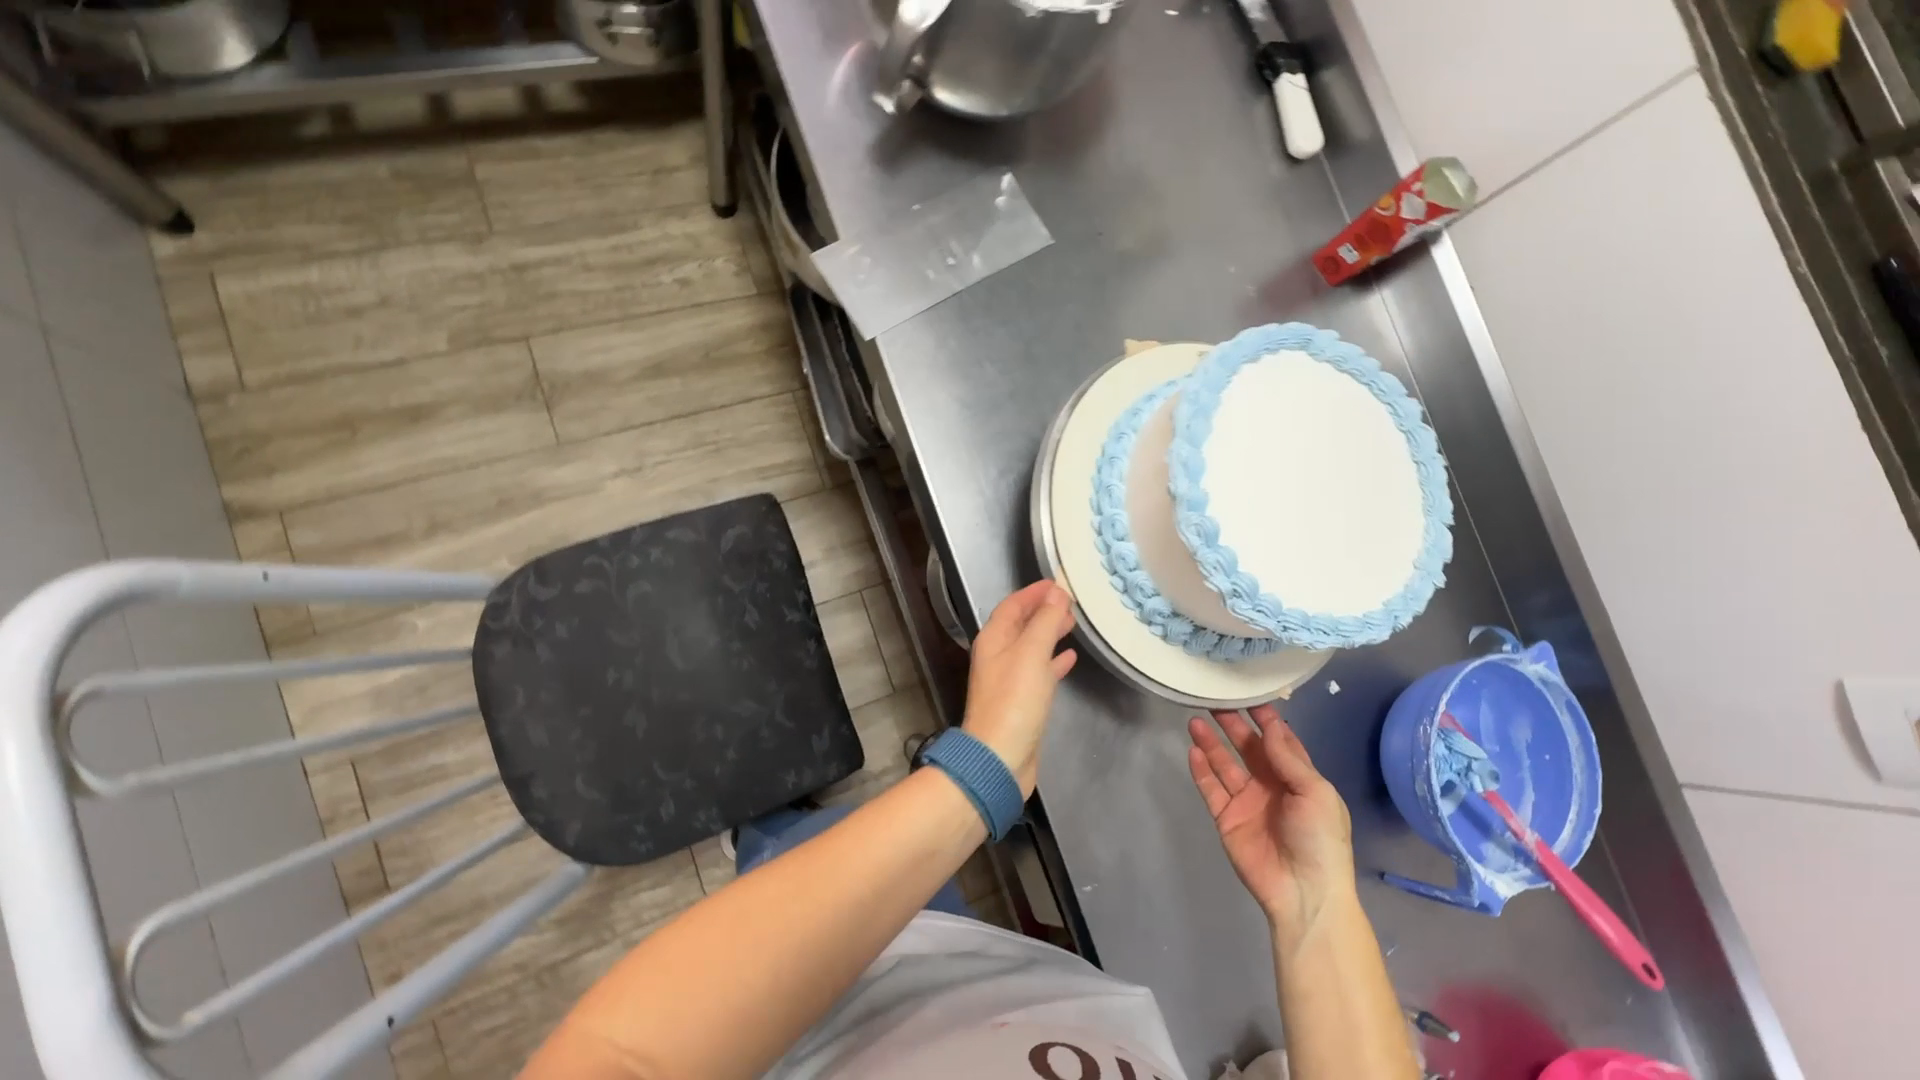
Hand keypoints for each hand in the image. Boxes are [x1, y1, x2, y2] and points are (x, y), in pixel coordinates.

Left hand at [961, 580, 1077, 795]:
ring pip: (1031, 647)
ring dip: (1049, 633)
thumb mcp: (1031, 654)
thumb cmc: (1013, 702)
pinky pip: (1039, 671)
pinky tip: (1069, 659)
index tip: (1057, 582)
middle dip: (1043, 611)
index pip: (1012, 606)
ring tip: (1073, 624)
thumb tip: (1057, 592)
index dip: (1033, 592)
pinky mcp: (1022, 702)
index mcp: (994, 640)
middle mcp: (998, 656)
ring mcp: (1009, 680)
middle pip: (1020, 625)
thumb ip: (1044, 621)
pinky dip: (1053, 661)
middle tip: (1070, 602)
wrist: (1000, 757)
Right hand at [1188, 705, 1355, 955]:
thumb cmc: (1320, 839)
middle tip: (1214, 701)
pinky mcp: (1227, 819)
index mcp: (1300, 779)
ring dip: (1212, 743)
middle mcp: (1271, 786)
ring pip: (1225, 765)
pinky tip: (1193, 751)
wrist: (1303, 892)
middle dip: (1233, 725)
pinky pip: (1211, 789)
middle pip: (1248, 748)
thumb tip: (1271, 725)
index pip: (1280, 741)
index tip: (1249, 696)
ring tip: (1195, 720)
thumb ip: (1289, 759)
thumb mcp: (1315, 793)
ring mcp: (1247, 802)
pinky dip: (1202, 770)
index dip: (1265, 719)